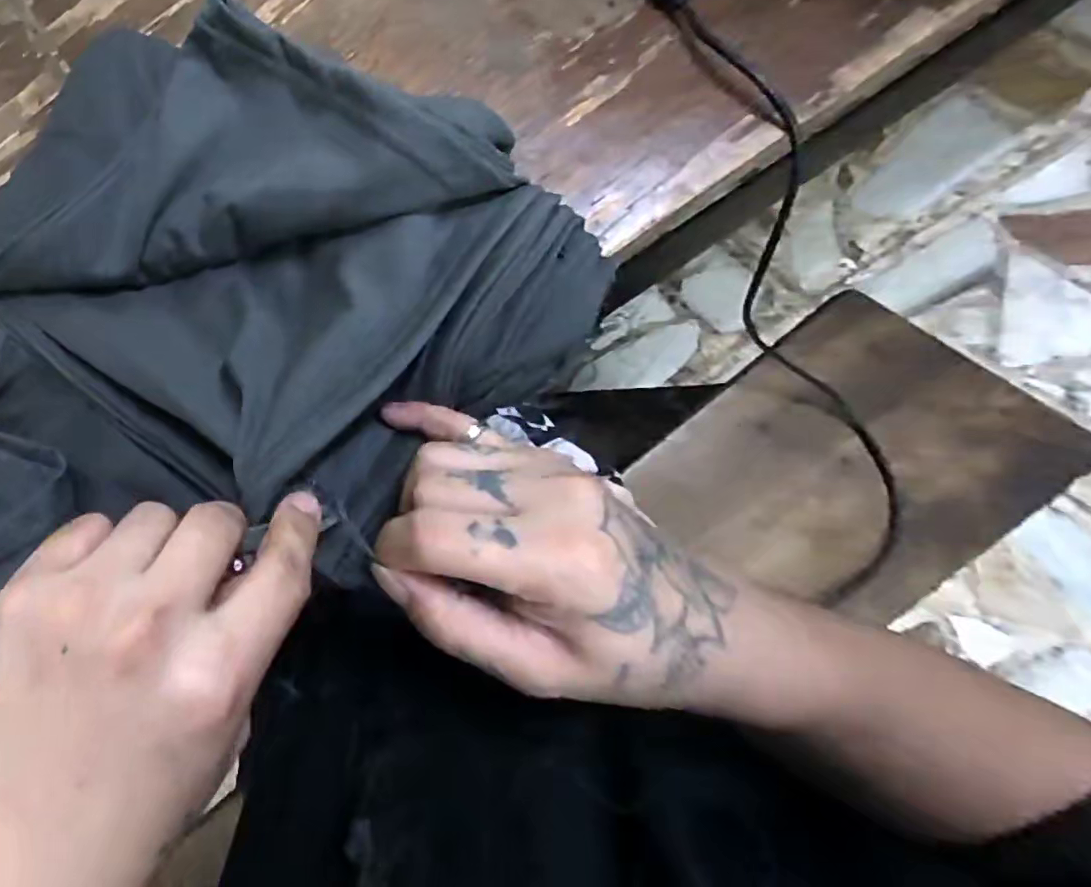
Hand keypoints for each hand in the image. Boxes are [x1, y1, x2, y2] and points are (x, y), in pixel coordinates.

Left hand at [0, 495, 321, 886]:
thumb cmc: (142, 789)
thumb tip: (245, 568)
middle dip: (218, 535)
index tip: (300, 505)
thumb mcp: (222, 731)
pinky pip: (88, 525)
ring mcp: (82, 597)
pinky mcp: (29, 588)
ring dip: (157, 544)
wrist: (28, 827)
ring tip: (137, 582)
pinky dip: (101, 549)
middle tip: (201, 563)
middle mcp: (151, 621)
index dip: (296, 530)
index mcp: (212, 671)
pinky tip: (90, 588)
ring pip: (149, 514)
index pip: (277, 572)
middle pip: (210, 520)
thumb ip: (242, 645)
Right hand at [371, 401, 756, 711]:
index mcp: (554, 559)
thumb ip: (448, 624)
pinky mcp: (543, 452)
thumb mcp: (533, 672)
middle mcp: (550, 494)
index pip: (430, 534)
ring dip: (415, 492)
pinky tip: (393, 417)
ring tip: (437, 529)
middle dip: (403, 525)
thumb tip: (385, 569)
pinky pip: (466, 423)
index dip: (394, 556)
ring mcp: (548, 463)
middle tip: (426, 564)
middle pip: (426, 485)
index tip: (401, 581)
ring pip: (435, 456)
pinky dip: (424, 420)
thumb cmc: (620, 660)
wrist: (704, 622)